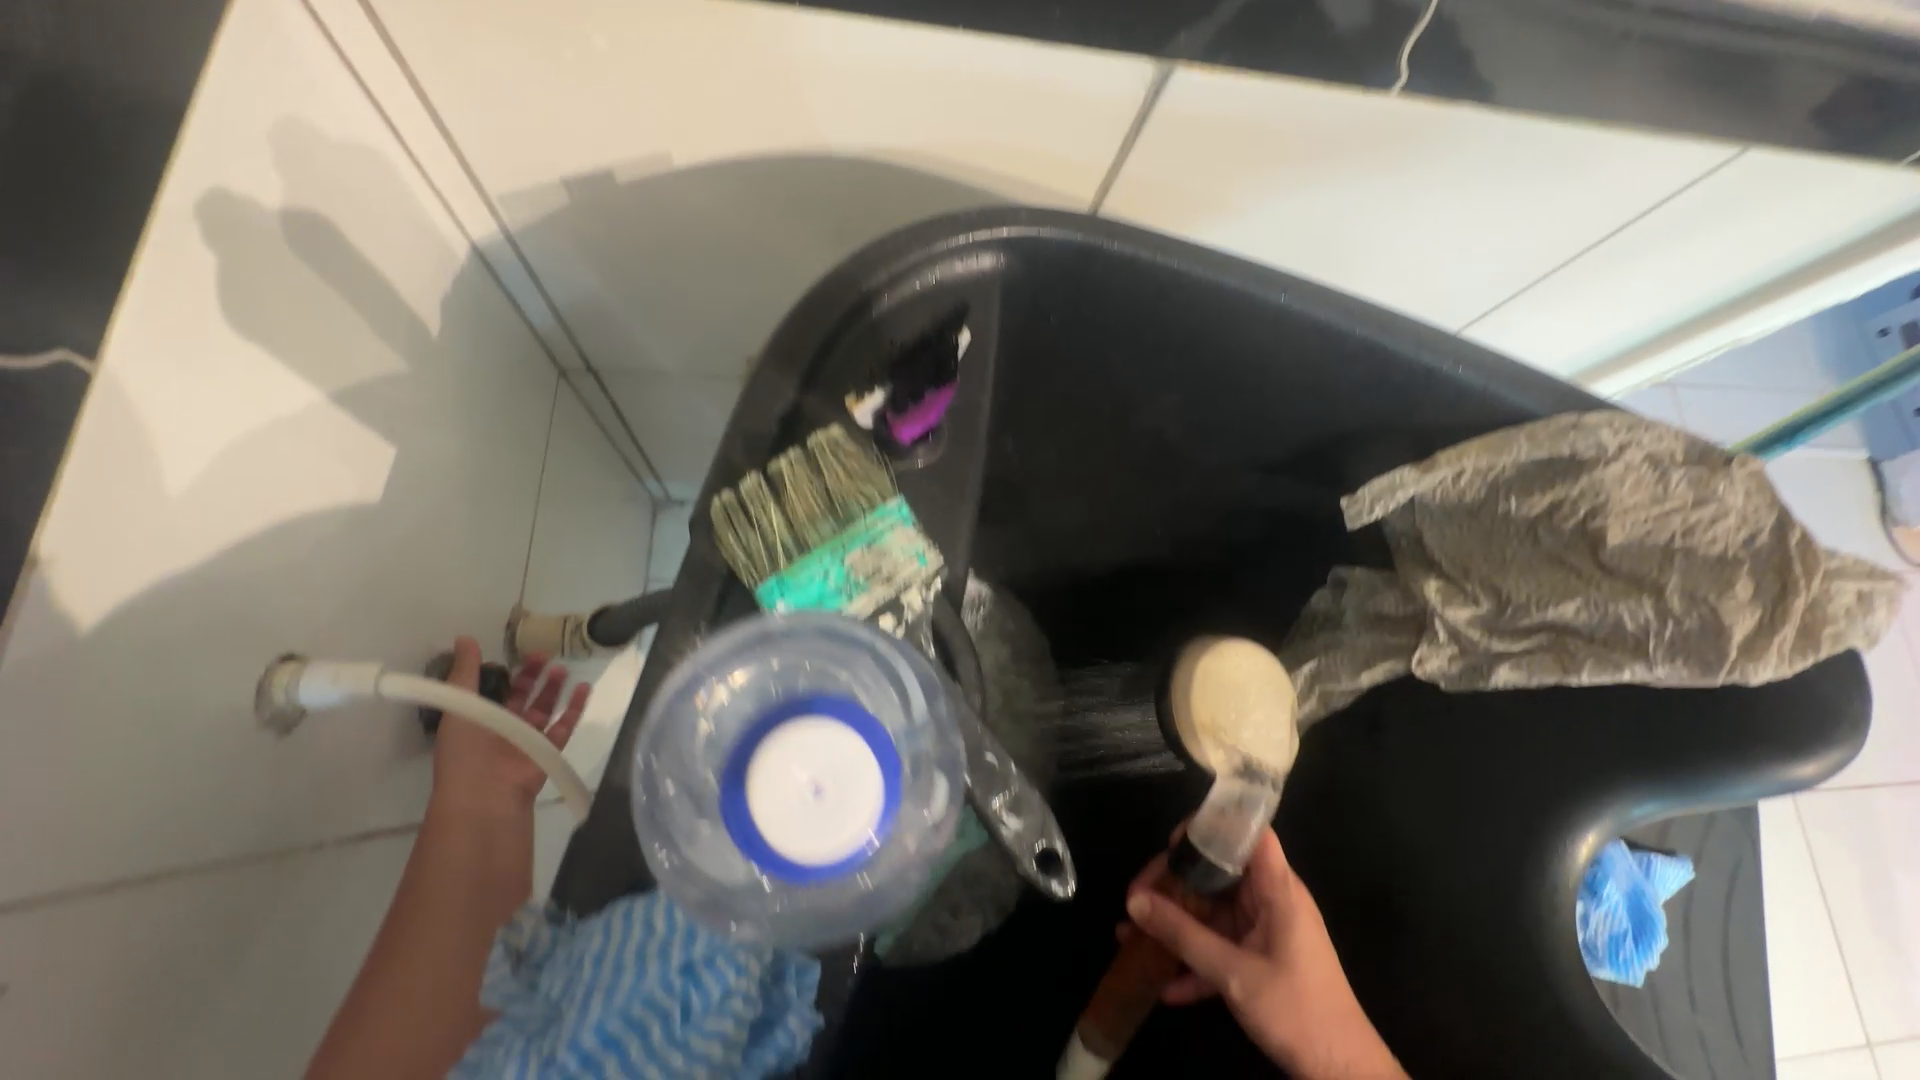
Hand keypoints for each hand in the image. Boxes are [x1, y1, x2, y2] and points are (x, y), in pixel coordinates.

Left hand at [430, 635, 588, 813]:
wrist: (485, 793)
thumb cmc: (465, 750)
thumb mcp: (458, 706)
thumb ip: (464, 672)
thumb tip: (464, 637)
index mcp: (477, 720)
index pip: (493, 692)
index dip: (505, 672)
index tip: (517, 654)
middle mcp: (502, 729)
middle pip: (521, 697)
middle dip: (532, 676)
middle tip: (543, 655)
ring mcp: (527, 739)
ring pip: (544, 708)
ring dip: (554, 688)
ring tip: (562, 668)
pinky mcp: (548, 749)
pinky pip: (565, 725)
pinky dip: (575, 707)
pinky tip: (584, 688)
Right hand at [1121, 828, 1407, 1079]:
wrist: (1343, 1073)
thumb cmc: (1297, 1011)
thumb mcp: (1232, 974)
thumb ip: (1182, 936)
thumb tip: (1135, 902)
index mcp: (1278, 890)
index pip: (1250, 834)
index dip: (1213, 826)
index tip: (1173, 843)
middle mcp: (1271, 902)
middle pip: (1218, 873)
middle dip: (1173, 884)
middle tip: (1135, 899)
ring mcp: (1265, 933)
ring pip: (1212, 913)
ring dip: (1174, 925)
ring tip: (1131, 936)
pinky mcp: (1261, 963)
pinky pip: (1219, 948)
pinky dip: (1193, 961)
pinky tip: (1163, 985)